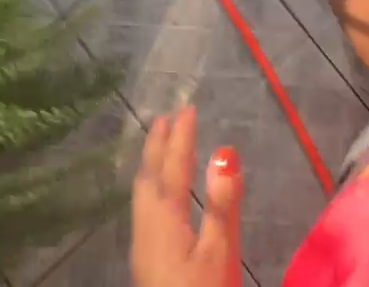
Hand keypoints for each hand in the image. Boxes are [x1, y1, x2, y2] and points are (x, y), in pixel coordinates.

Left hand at [131, 107, 242, 286]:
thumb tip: (225, 148)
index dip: (181, 137)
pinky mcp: (147, 262)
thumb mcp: (221, 251)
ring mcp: (144, 248)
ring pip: (143, 194)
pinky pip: (144, 208)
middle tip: (165, 116)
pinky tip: (158, 196)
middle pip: (149, 178)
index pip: (173, 169)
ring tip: (159, 145)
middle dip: (158, 146)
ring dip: (152, 164)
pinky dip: (152, 186)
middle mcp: (148, 229)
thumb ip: (224, 201)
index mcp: (166, 221)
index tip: (187, 107)